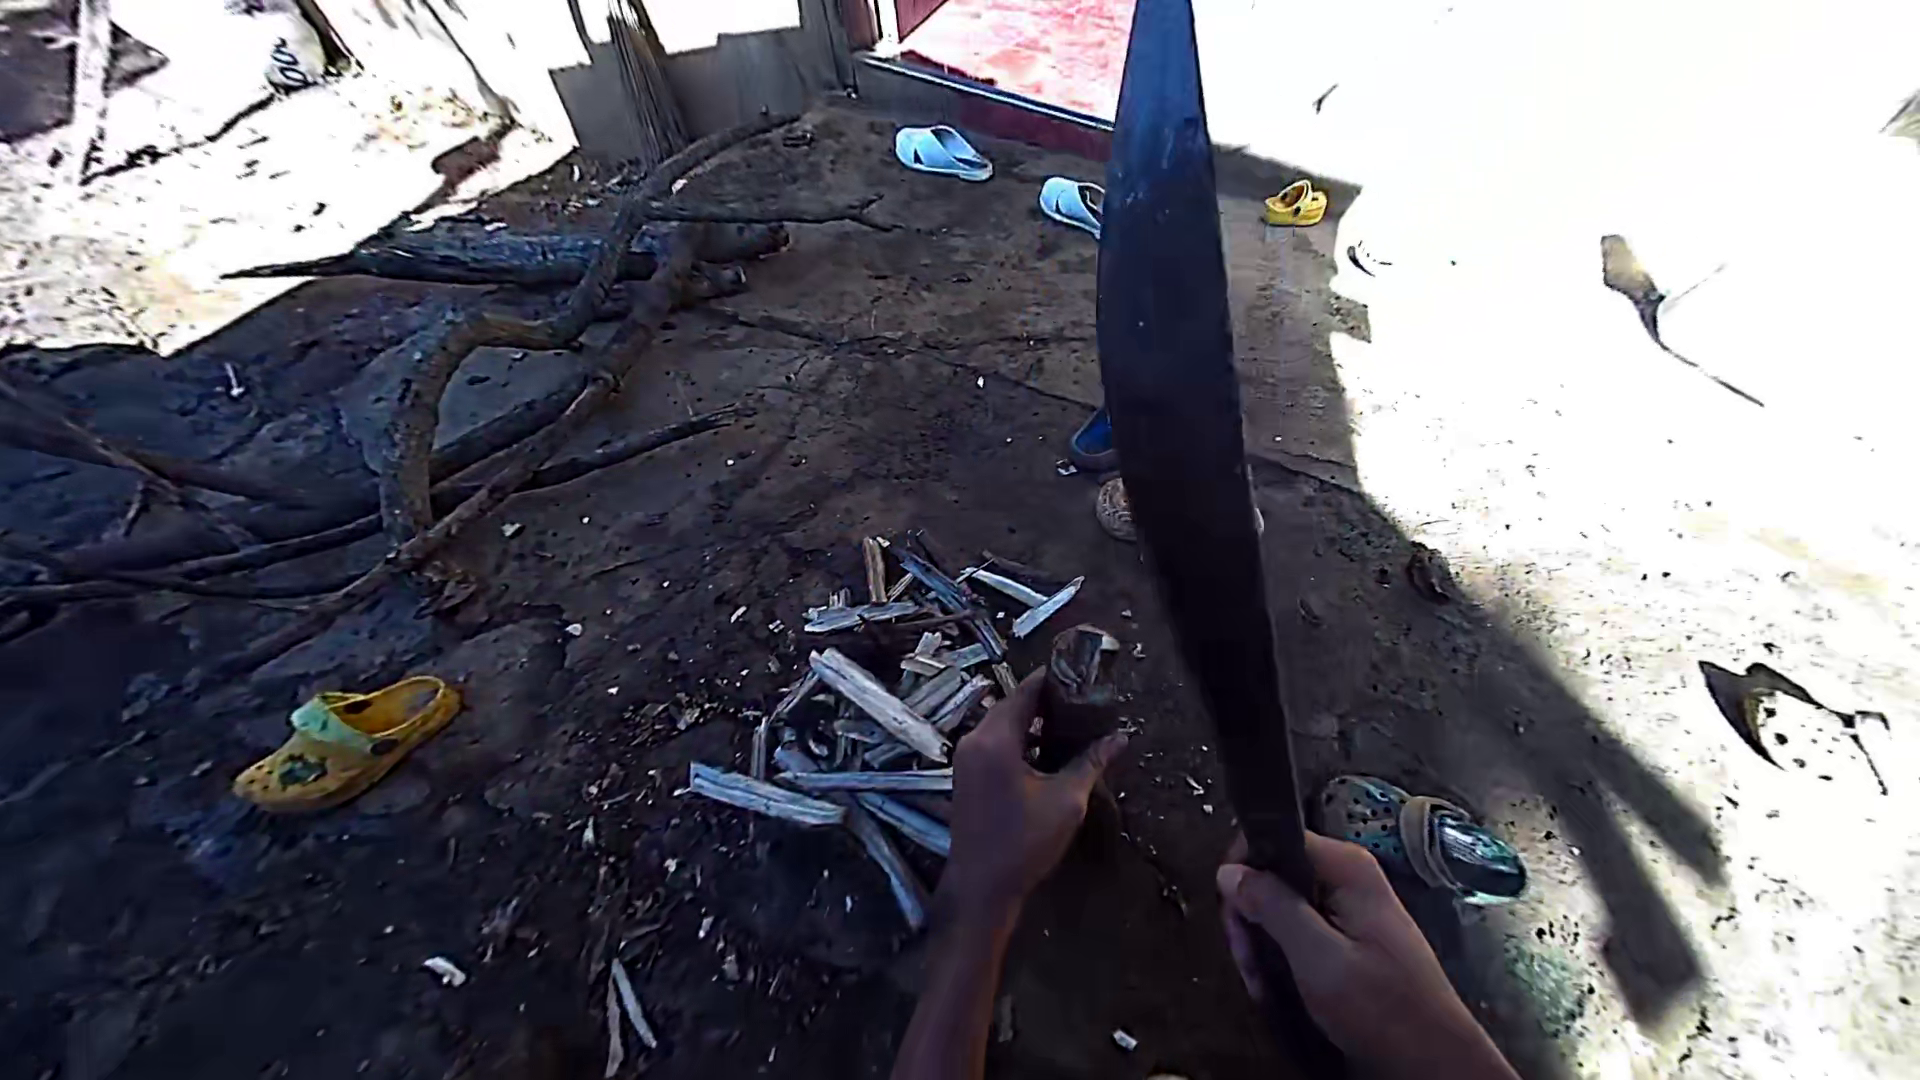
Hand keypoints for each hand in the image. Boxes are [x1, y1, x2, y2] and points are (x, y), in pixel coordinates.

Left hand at [939, 672, 1126, 919]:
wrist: (981, 887)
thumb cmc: (1024, 842)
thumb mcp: (1066, 801)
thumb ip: (1091, 762)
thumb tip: (1120, 738)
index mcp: (994, 738)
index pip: (1024, 692)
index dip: (1051, 680)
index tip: (1078, 675)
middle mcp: (974, 739)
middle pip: (1011, 704)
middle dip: (1043, 700)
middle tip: (1079, 700)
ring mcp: (966, 756)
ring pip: (1000, 723)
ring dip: (1029, 720)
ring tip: (1066, 722)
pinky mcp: (966, 772)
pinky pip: (993, 741)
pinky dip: (1016, 738)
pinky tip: (1043, 750)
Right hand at [1217, 833, 1519, 1079]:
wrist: (1441, 1072)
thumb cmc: (1386, 1013)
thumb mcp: (1321, 960)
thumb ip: (1273, 907)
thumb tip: (1227, 872)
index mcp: (1343, 865)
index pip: (1270, 837)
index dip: (1242, 871)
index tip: (1233, 915)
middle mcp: (1343, 872)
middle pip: (1269, 871)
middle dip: (1248, 914)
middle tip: (1246, 959)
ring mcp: (1344, 900)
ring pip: (1275, 899)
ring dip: (1258, 938)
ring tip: (1259, 978)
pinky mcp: (1343, 927)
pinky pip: (1293, 921)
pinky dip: (1276, 948)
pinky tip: (1273, 979)